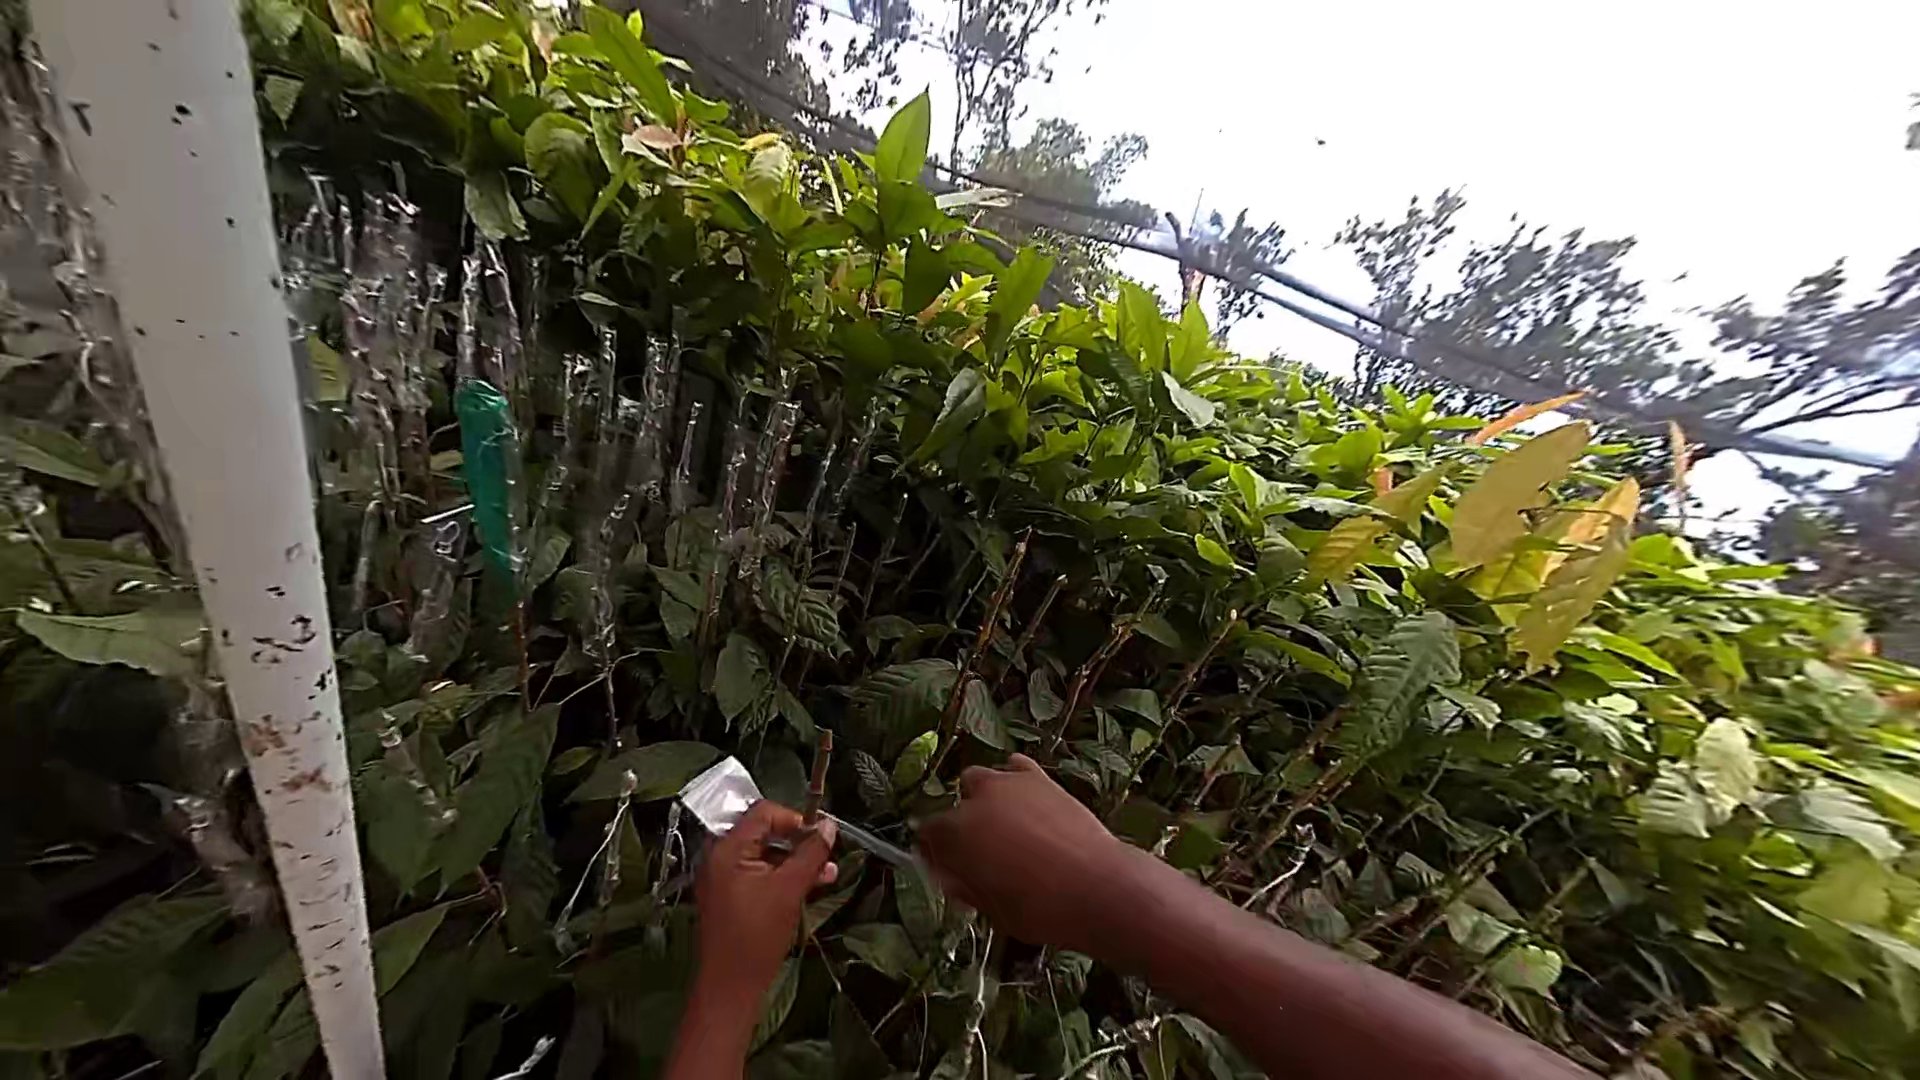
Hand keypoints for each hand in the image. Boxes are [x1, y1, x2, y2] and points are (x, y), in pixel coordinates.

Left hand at [692, 800, 838, 1003]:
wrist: (730, 990)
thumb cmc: (758, 935)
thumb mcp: (791, 888)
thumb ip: (811, 852)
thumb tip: (829, 825)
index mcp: (728, 849)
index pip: (763, 812)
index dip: (794, 819)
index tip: (818, 834)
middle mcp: (720, 857)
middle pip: (764, 831)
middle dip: (798, 840)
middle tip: (824, 851)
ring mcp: (722, 877)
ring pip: (764, 853)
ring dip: (794, 859)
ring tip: (825, 872)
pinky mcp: (728, 895)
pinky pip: (758, 871)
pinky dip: (782, 874)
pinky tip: (808, 884)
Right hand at [916, 753, 1131, 952]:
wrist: (1095, 886)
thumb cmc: (1039, 909)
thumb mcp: (992, 910)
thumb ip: (965, 885)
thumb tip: (952, 874)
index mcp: (957, 833)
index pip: (928, 832)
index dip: (933, 849)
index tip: (943, 863)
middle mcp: (976, 799)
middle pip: (956, 801)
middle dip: (962, 820)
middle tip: (979, 847)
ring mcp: (1008, 782)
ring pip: (982, 777)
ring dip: (986, 796)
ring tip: (1004, 822)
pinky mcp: (1038, 776)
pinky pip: (1016, 766)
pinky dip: (1014, 778)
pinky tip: (1026, 799)